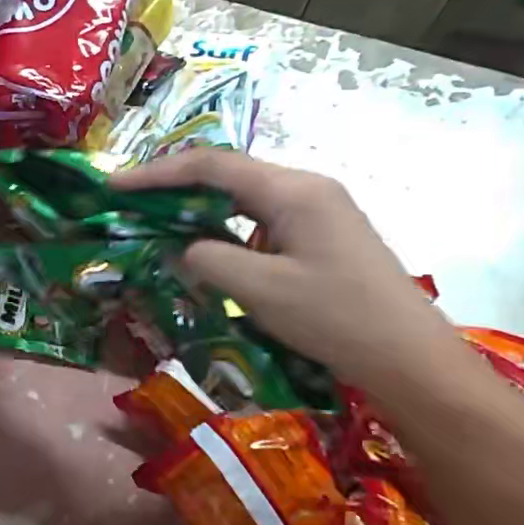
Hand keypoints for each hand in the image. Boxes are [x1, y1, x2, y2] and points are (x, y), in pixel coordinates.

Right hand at [110, 149, 464, 392]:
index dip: (157, 173)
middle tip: (128, 200)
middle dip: (173, 184)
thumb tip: (182, 248)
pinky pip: (259, 217)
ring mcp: (317, 210)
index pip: (211, 166)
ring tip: (154, 217)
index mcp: (293, 191)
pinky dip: (223, 224)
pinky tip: (203, 242)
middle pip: (228, 172)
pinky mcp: (320, 234)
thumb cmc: (336, 319)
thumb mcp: (259, 290)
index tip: (114, 185)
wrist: (409, 359)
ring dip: (198, 203)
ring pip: (243, 194)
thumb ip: (209, 259)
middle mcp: (306, 188)